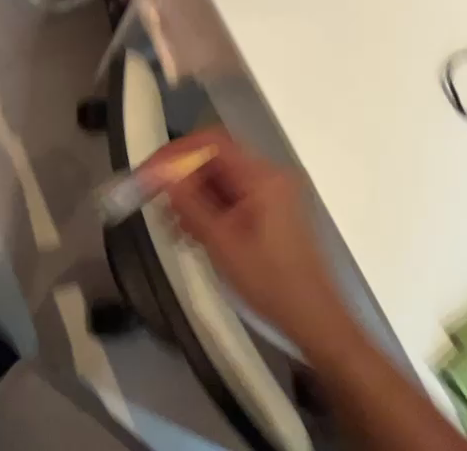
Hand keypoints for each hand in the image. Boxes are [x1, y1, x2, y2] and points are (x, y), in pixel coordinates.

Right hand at [150, 129, 350, 349]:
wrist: (317, 322)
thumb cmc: (271, 283)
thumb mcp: (221, 242)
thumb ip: (188, 202)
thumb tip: (158, 173)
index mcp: (263, 177)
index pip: (211, 143)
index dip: (176, 152)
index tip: (150, 173)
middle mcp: (269, 177)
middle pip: (214, 161)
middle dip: (182, 180)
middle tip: (157, 203)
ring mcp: (272, 194)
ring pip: (219, 181)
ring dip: (192, 198)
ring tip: (174, 227)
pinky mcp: (270, 212)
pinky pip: (231, 198)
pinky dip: (208, 210)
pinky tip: (193, 234)